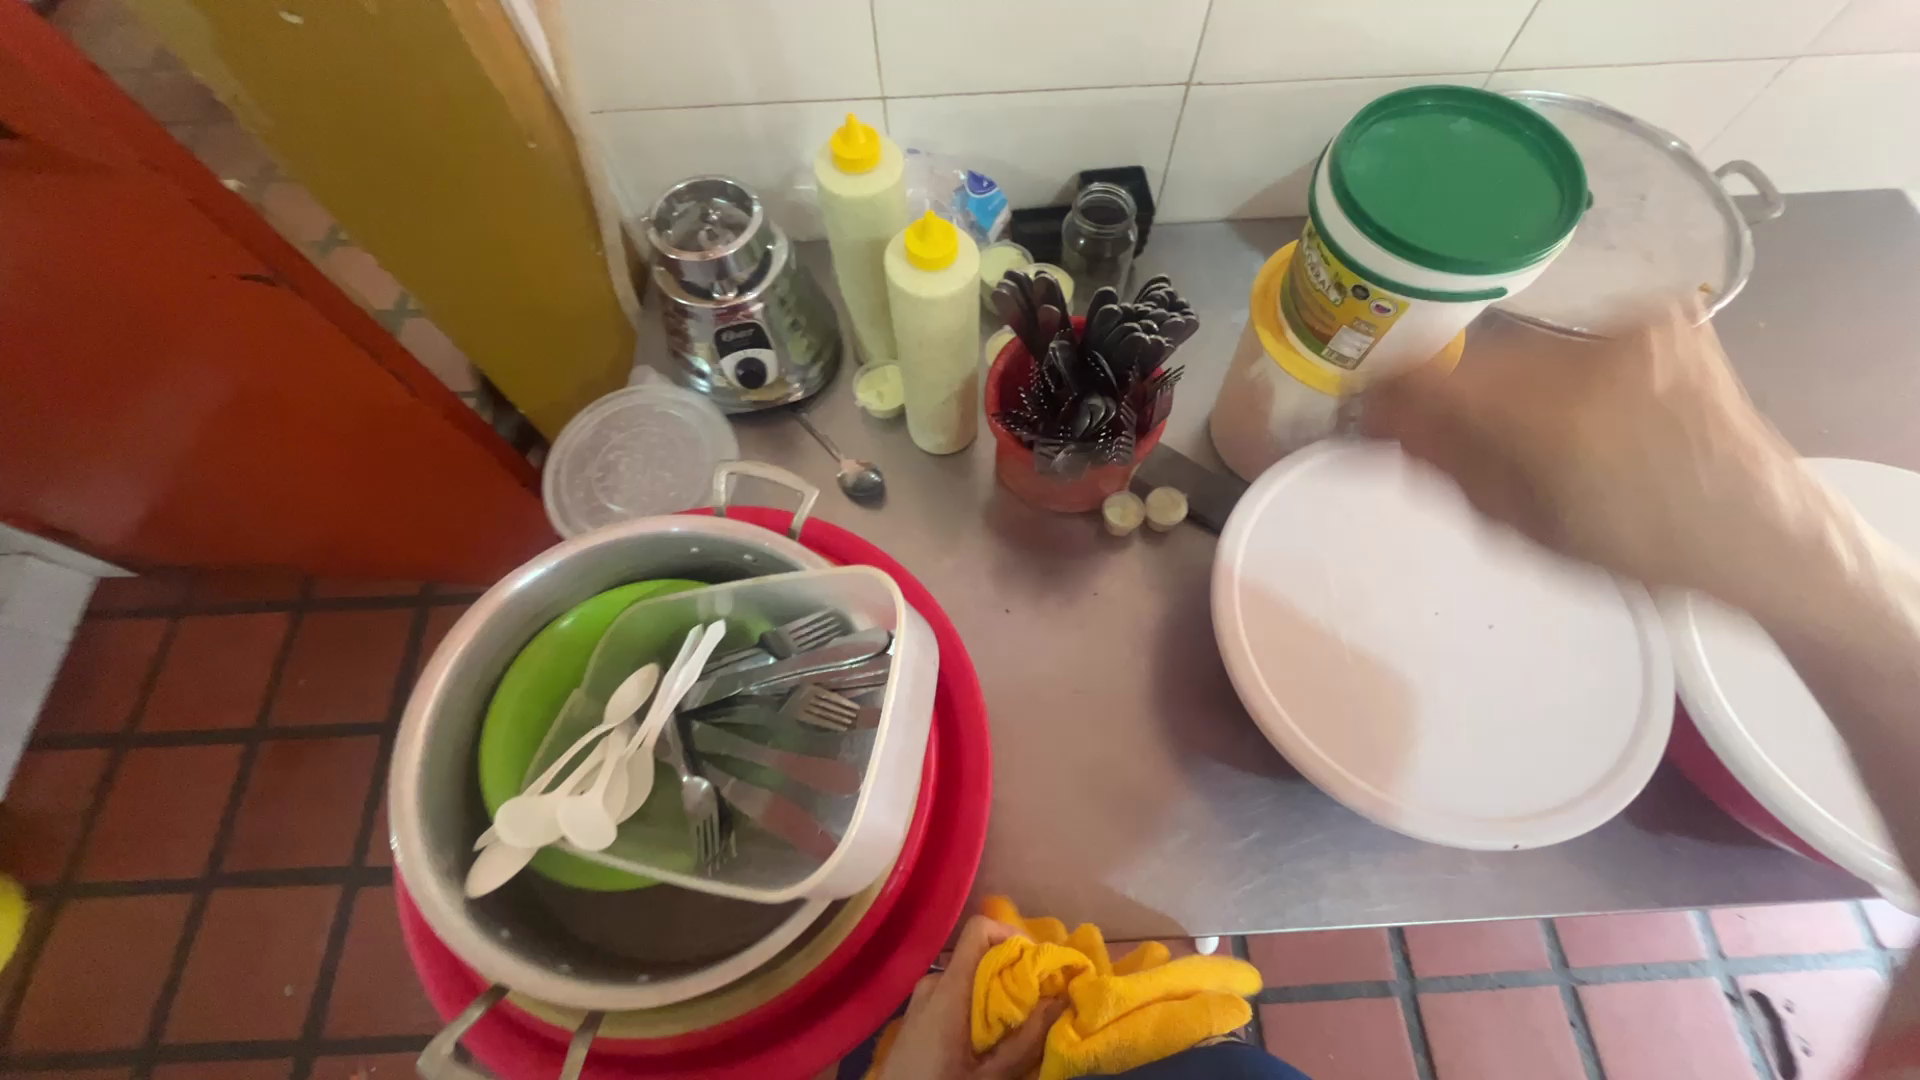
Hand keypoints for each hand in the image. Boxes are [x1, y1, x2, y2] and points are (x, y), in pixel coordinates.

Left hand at [875, 916, 1063, 1079]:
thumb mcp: (990, 1078)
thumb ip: (1026, 1039)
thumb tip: (1061, 998)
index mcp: (948, 988)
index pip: (979, 929)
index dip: (1011, 935)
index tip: (1036, 964)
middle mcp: (932, 982)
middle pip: (977, 953)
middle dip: (1011, 970)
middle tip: (1037, 1000)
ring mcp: (920, 998)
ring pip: (966, 975)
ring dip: (994, 990)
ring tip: (1016, 1022)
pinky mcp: (916, 1015)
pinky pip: (952, 992)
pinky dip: (975, 1002)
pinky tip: (986, 1035)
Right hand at [1361, 301, 1829, 616]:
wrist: (1765, 529)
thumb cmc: (1631, 545)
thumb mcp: (1513, 522)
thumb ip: (1439, 463)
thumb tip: (1372, 423)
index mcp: (1555, 411)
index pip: (1430, 374)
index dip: (1383, 390)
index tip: (1363, 412)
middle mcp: (1597, 348)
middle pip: (1469, 355)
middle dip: (1435, 390)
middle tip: (1419, 429)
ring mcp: (1636, 323)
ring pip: (1514, 343)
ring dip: (1486, 380)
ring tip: (1494, 428)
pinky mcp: (1662, 315)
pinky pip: (1560, 334)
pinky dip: (1537, 366)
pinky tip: (1551, 407)